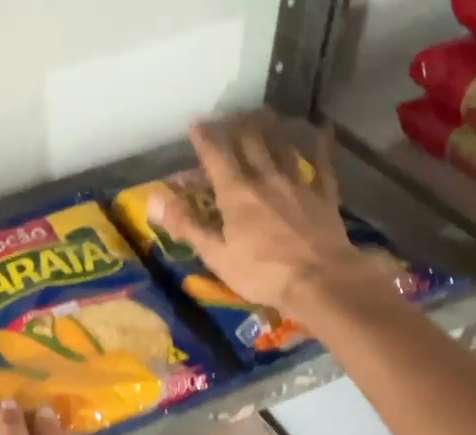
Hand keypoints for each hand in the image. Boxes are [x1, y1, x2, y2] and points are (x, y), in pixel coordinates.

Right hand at [149, 112, 401, 318]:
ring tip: (263, 112)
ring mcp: (298, 184)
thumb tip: (152, 200)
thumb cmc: (261, 274)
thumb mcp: (216, 255)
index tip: (196, 123)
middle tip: (229, 115)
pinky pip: (322, 163)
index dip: (204, 138)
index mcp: (236, 193)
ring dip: (271, 127)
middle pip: (250, 142)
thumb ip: (187, 225)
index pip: (216, 156)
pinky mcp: (323, 195)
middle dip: (236, 126)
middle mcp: (266, 178)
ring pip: (282, 146)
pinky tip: (322, 128)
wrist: (318, 280)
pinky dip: (320, 143)